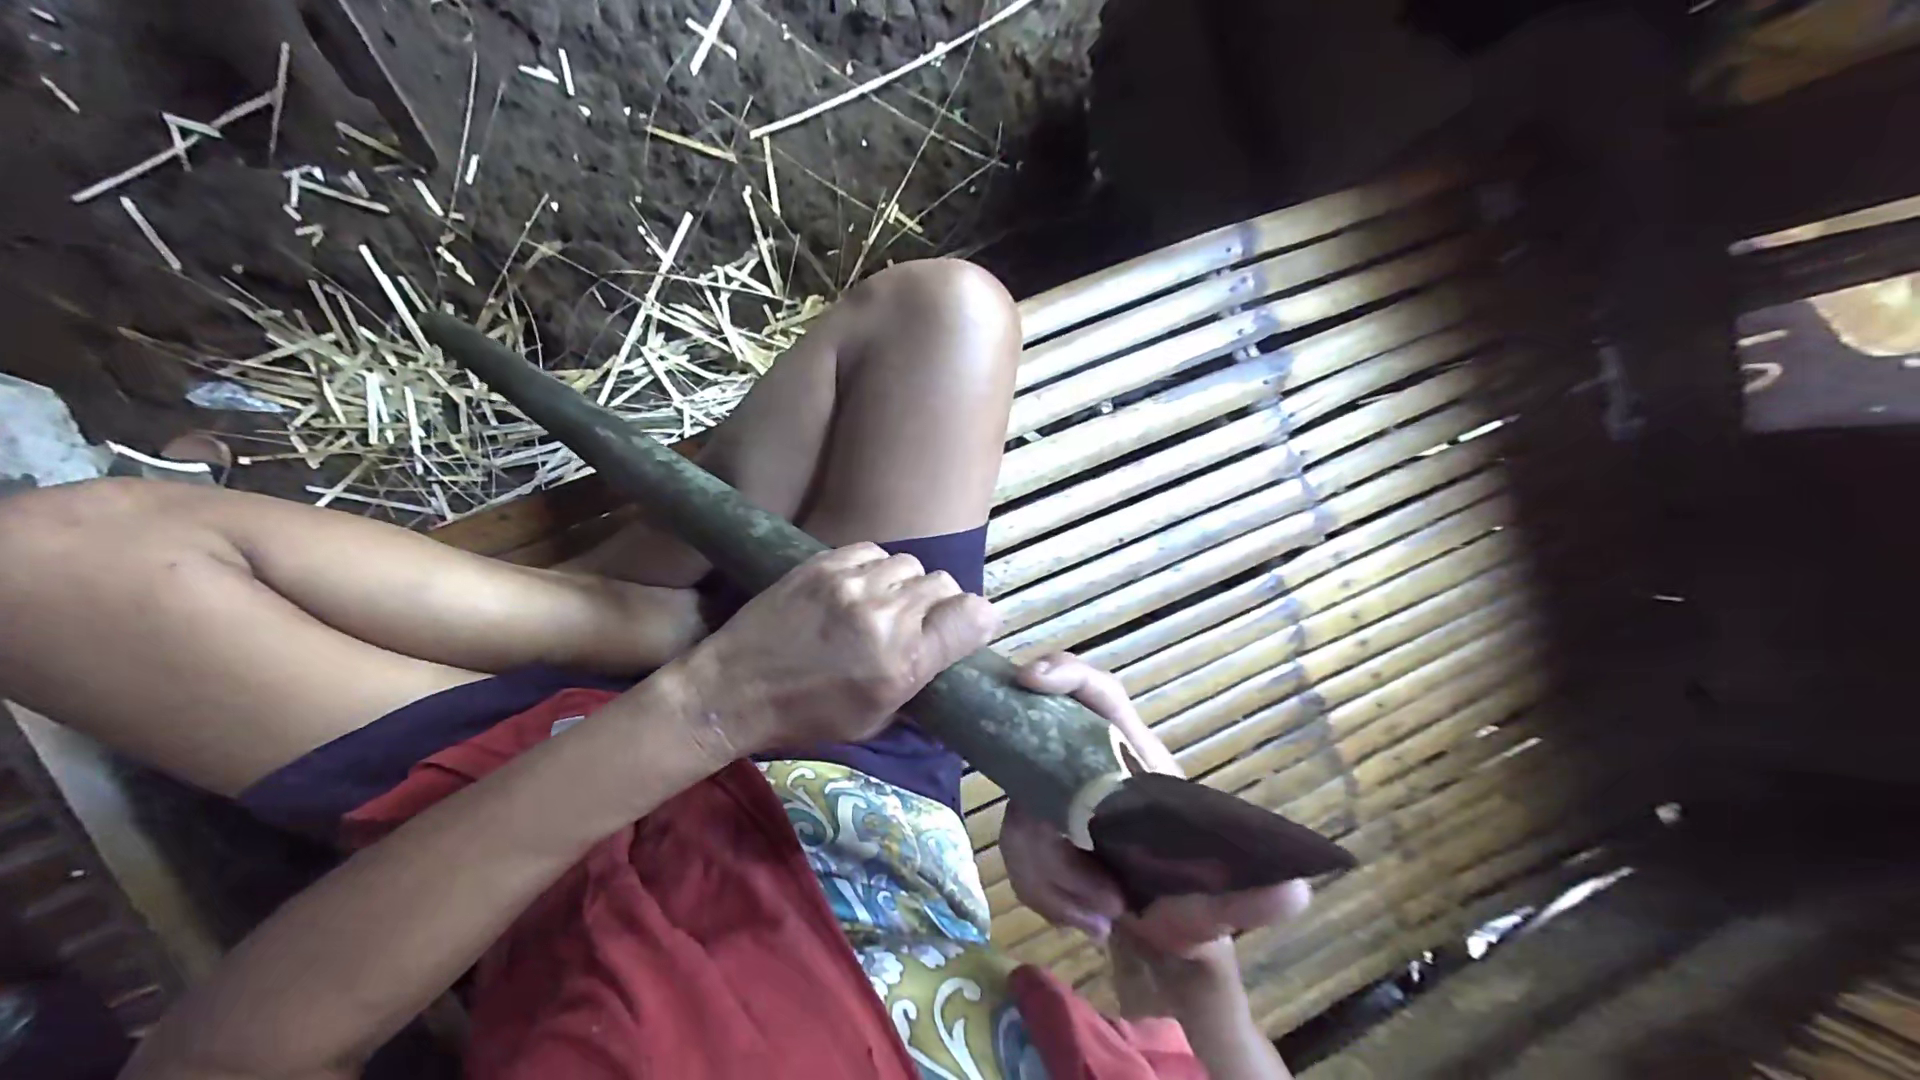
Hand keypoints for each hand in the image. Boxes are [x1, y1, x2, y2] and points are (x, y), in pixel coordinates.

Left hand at [678, 543, 997, 757]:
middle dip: (940, 605)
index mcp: (902, 663)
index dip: (976, 621)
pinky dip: (876, 568)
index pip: (973, 616)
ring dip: (906, 585)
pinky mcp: (824, 563)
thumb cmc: (806, 716)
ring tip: (884, 604)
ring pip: (910, 564)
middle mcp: (884, 617)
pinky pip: (875, 551)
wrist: (733, 689)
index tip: (963, 630)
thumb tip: (954, 657)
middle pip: (944, 585)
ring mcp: (851, 584)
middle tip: (917, 624)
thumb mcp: (876, 720)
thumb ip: (923, 685)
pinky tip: (860, 588)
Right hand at [1000, 654, 1310, 959]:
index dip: (1065, 673)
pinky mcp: (1033, 828)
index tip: (1030, 679)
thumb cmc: (1192, 896)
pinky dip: (1046, 896)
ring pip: (1021, 821)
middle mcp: (1082, 762)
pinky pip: (1014, 854)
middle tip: (1097, 894)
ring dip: (1055, 881)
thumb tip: (1295, 891)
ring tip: (1103, 917)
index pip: (1098, 693)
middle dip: (1049, 838)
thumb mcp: (1220, 900)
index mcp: (1130, 753)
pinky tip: (1085, 921)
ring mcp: (1050, 794)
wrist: (1159, 929)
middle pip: (1034, 761)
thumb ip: (1251, 895)